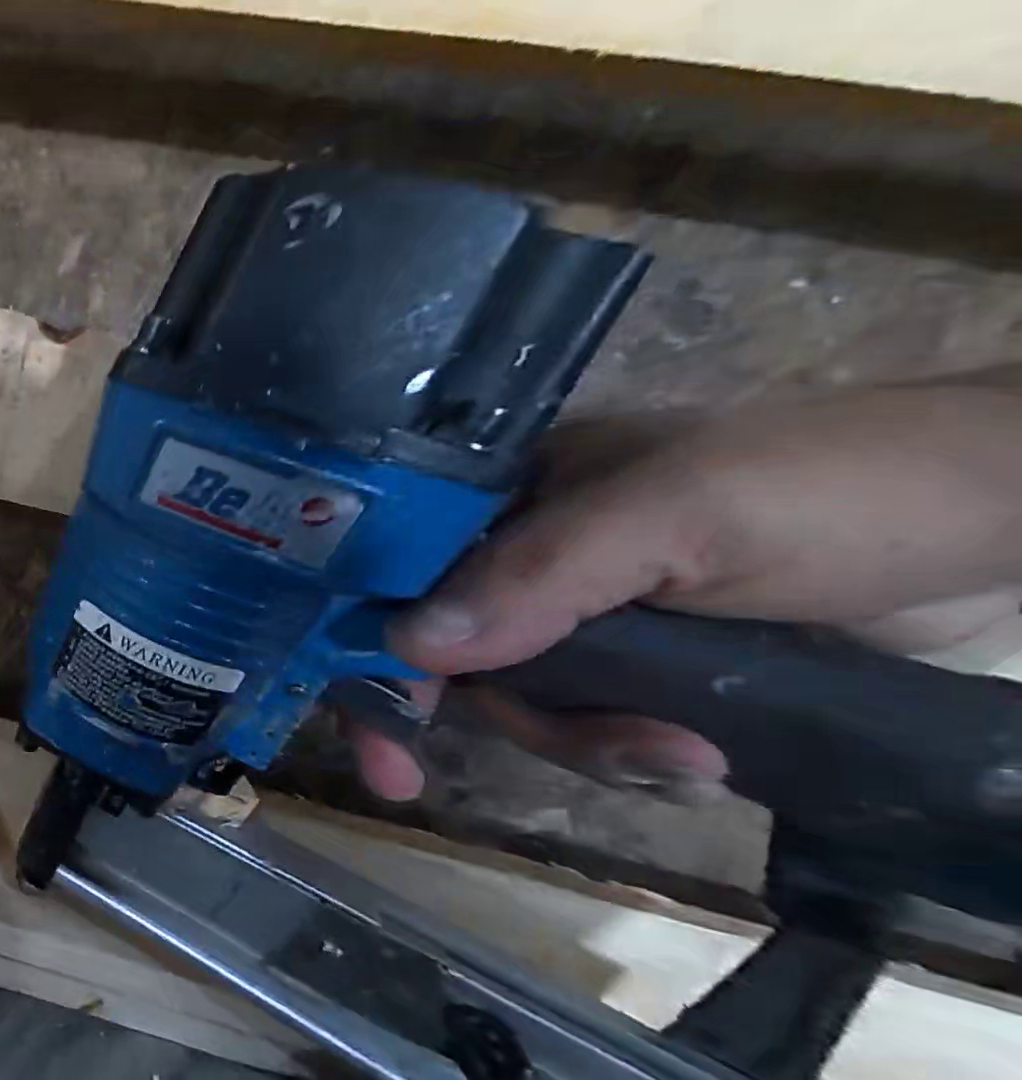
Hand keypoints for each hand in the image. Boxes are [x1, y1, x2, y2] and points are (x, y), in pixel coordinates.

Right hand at [354, 383, 1021, 801]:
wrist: (1006, 523)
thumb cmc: (828, 490)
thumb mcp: (679, 516)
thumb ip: (541, 574)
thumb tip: (408, 645)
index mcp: (500, 497)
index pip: (397, 570)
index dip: (370, 648)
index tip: (380, 745)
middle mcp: (514, 553)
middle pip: (449, 649)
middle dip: (493, 716)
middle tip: (466, 787)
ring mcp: (569, 611)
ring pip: (515, 695)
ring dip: (579, 743)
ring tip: (682, 756)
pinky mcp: (625, 659)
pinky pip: (578, 719)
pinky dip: (623, 752)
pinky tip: (695, 759)